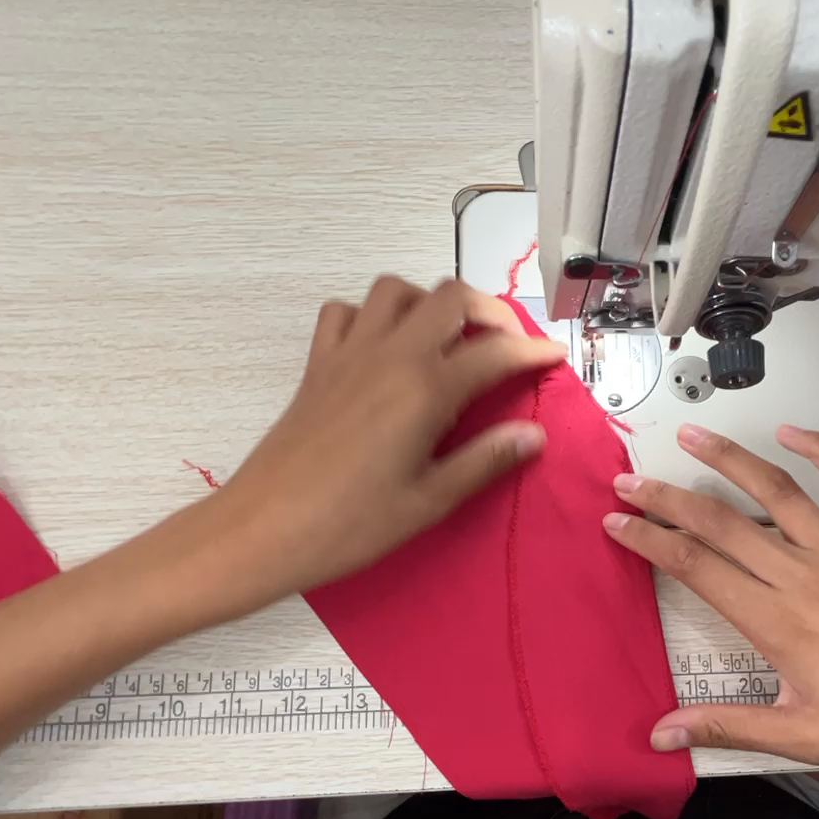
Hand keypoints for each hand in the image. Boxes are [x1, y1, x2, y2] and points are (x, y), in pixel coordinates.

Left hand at [180, 278, 565, 622]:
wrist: (265, 528)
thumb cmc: (352, 524)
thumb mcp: (431, 500)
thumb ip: (486, 460)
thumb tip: (534, 435)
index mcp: (425, 389)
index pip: (494, 352)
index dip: (532, 351)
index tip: (554, 357)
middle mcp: (390, 356)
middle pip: (450, 296)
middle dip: (489, 311)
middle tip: (506, 346)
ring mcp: (348, 353)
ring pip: (397, 291)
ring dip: (431, 303)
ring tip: (449, 341)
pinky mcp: (318, 364)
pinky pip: (346, 312)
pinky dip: (373, 316)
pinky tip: (385, 349)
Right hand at [602, 425, 818, 774]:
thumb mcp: (802, 736)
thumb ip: (726, 726)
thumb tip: (658, 734)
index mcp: (775, 621)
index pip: (695, 567)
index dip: (648, 540)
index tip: (615, 521)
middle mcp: (801, 574)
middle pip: (720, 523)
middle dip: (667, 498)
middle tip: (628, 478)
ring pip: (776, 491)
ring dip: (730, 459)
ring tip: (693, 436)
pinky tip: (793, 433)